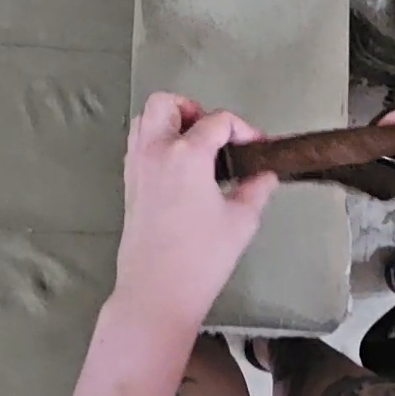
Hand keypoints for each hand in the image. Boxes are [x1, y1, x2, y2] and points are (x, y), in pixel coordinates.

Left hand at [114, 92, 278, 330]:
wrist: (156, 292)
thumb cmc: (202, 257)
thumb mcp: (241, 221)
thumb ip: (256, 189)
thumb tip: (266, 174)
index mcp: (186, 153)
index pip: (218, 121)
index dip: (243, 128)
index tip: (257, 145)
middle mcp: (156, 149)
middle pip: (167, 103)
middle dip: (194, 110)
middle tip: (215, 136)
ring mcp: (137, 164)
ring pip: (146, 118)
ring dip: (171, 121)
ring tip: (196, 147)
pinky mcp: (128, 181)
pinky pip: (139, 142)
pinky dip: (157, 140)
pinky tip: (178, 167)